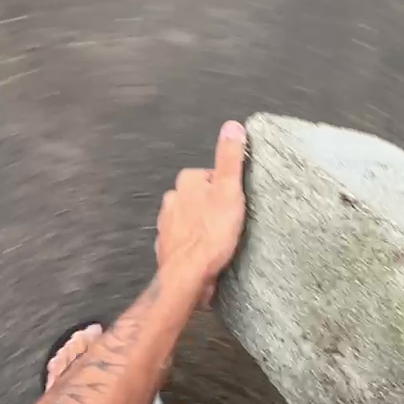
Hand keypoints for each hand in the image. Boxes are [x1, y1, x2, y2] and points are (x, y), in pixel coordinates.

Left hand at [155, 120, 247, 304]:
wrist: (187, 277)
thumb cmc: (210, 234)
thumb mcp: (229, 189)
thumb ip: (230, 157)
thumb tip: (232, 126)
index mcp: (188, 181)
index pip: (214, 175)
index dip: (229, 189)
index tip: (236, 202)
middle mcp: (173, 198)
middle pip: (202, 195)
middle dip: (215, 206)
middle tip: (230, 221)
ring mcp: (168, 222)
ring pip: (192, 216)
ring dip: (204, 224)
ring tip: (221, 238)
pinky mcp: (168, 244)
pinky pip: (186, 238)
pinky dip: (195, 242)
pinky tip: (207, 252)